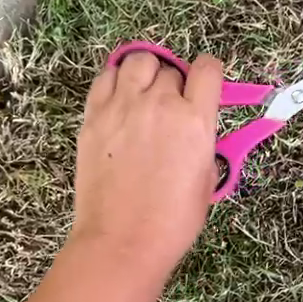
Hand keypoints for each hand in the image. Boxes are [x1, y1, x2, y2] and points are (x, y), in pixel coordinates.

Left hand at [69, 50, 223, 273]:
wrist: (124, 240)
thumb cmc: (173, 221)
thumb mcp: (207, 180)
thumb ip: (204, 144)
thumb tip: (195, 130)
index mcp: (196, 122)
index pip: (208, 69)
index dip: (209, 74)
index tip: (204, 87)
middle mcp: (160, 104)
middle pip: (171, 69)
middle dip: (175, 84)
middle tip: (171, 109)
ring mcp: (122, 107)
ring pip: (138, 61)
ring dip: (146, 72)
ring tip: (144, 94)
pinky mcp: (93, 116)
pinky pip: (106, 77)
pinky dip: (117, 80)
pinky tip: (121, 99)